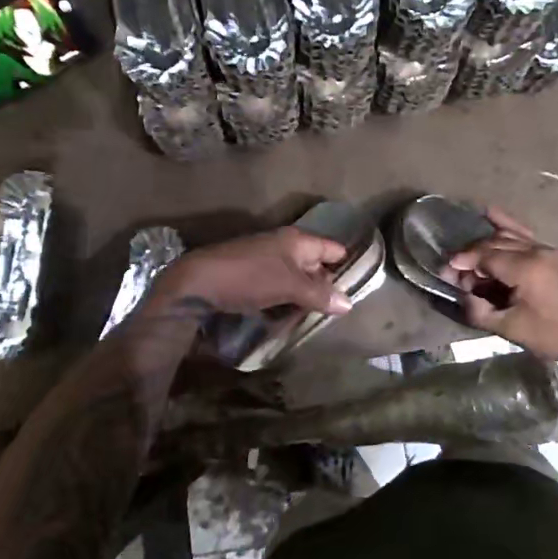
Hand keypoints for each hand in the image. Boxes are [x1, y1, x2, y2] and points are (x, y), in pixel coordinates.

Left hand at [150, 226, 352, 317]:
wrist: (196, 283)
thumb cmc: (248, 277)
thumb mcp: (289, 286)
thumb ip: (320, 294)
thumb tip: (349, 304)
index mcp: (296, 240)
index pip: (333, 249)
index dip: (347, 265)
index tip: (361, 287)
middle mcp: (282, 246)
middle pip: (315, 265)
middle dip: (326, 286)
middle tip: (341, 311)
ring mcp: (264, 261)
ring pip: (296, 278)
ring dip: (305, 297)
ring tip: (319, 318)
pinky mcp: (249, 277)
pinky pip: (278, 288)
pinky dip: (286, 301)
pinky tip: (290, 317)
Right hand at [443, 209, 557, 381]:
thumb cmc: (553, 334)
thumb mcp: (511, 329)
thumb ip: (479, 312)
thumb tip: (463, 297)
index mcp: (525, 269)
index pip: (484, 257)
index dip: (462, 264)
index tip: (445, 273)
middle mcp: (535, 251)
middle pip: (493, 245)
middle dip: (470, 256)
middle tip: (454, 272)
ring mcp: (547, 249)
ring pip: (507, 237)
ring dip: (485, 246)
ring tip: (469, 259)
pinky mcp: (553, 253)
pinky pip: (524, 235)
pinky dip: (506, 225)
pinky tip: (490, 213)